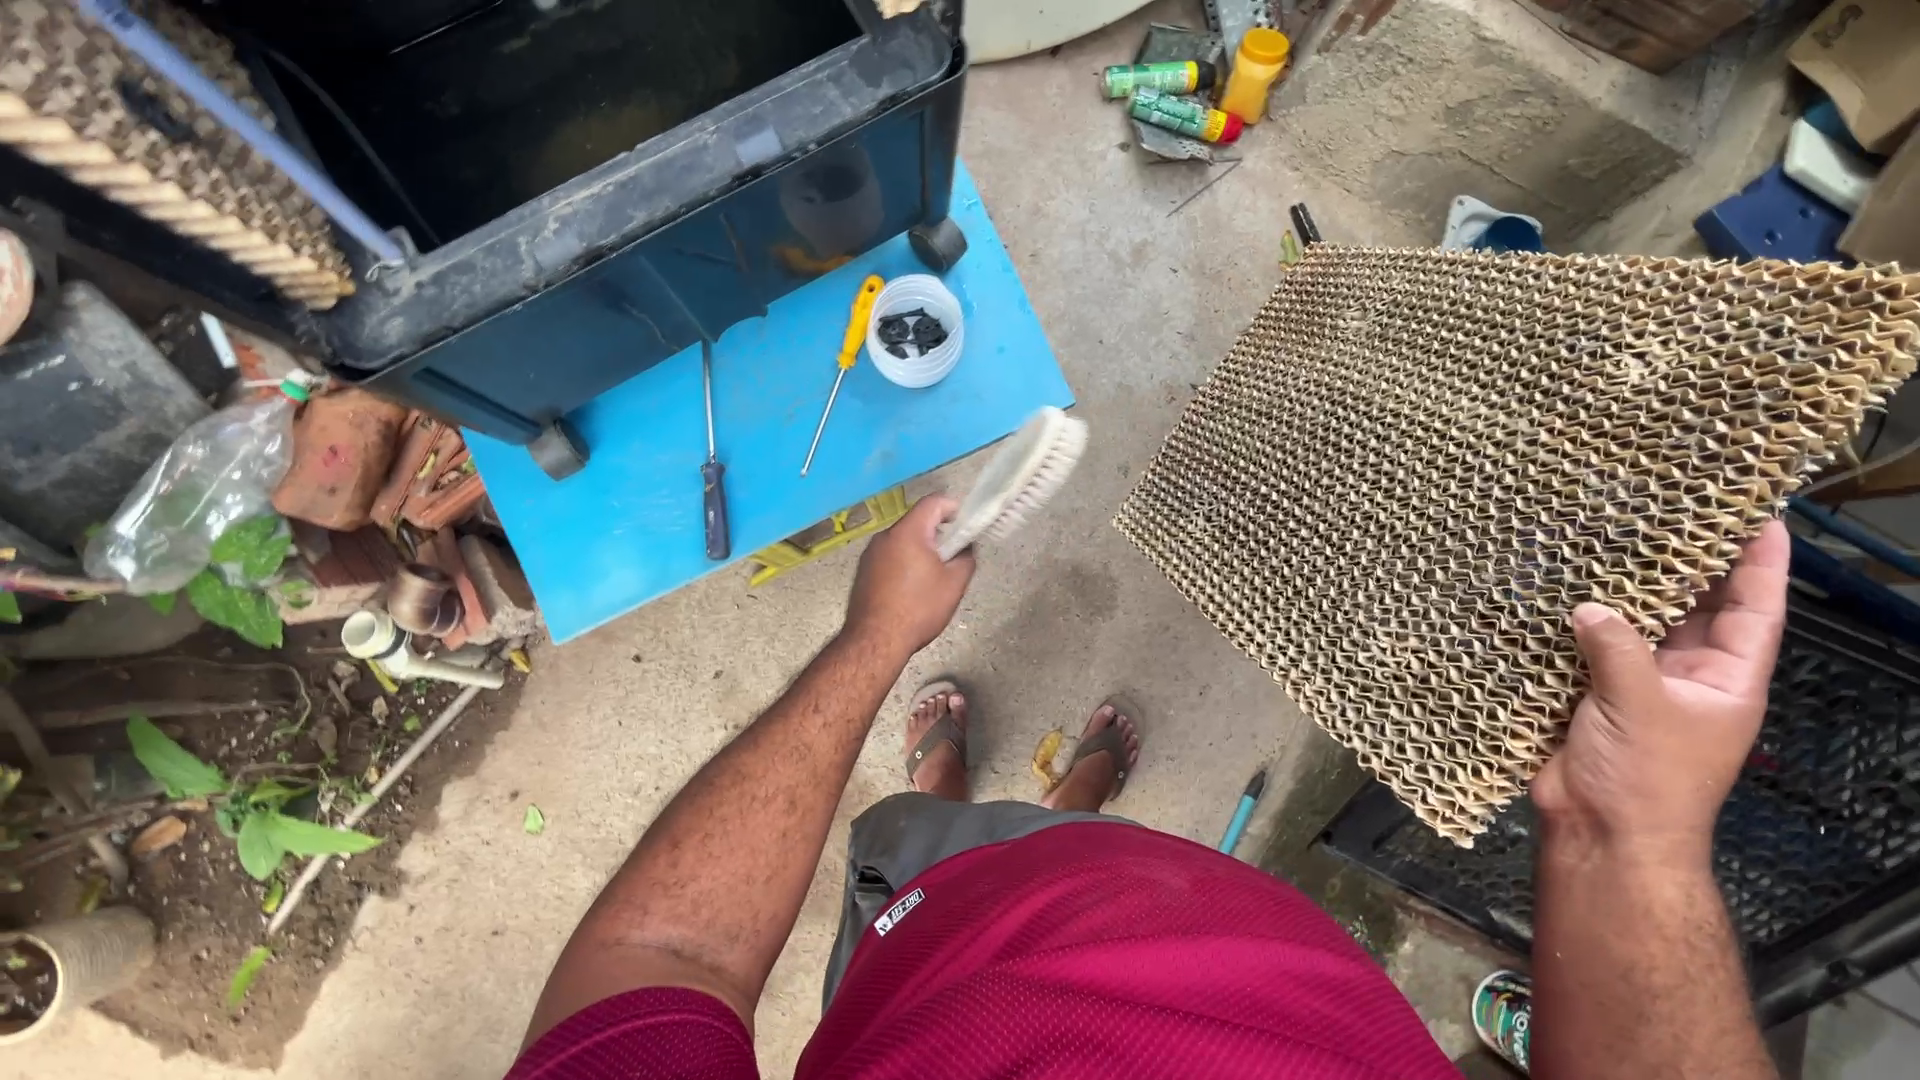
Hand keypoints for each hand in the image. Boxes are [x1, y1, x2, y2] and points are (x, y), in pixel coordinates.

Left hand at [843, 495, 975, 659]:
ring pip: (902, 542)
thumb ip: (966, 557)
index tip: (965, 524)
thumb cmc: (918, 609)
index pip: (933, 502)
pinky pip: (889, 557)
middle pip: (916, 522)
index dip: (953, 508)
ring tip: (933, 577)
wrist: (875, 640)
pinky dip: (904, 564)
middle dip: (938, 534)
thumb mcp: (954, 584)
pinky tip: (911, 590)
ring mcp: (869, 554)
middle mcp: (884, 537)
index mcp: (908, 532)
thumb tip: (965, 548)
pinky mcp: (862, 572)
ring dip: (920, 551)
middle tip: (953, 556)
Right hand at [1532, 519, 1789, 865]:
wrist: (1600, 829)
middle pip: (1691, 611)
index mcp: (1723, 680)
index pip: (1753, 612)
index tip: (1761, 519)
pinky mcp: (1586, 694)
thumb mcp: (1643, 707)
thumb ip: (1618, 650)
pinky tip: (1550, 597)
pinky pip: (1582, 649)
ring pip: (1631, 627)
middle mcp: (1683, 676)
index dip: (1760, 567)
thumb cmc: (1647, 775)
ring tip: (1602, 546)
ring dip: (1617, 594)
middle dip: (1682, 568)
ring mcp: (1633, 685)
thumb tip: (1588, 606)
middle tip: (1665, 517)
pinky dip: (1569, 625)